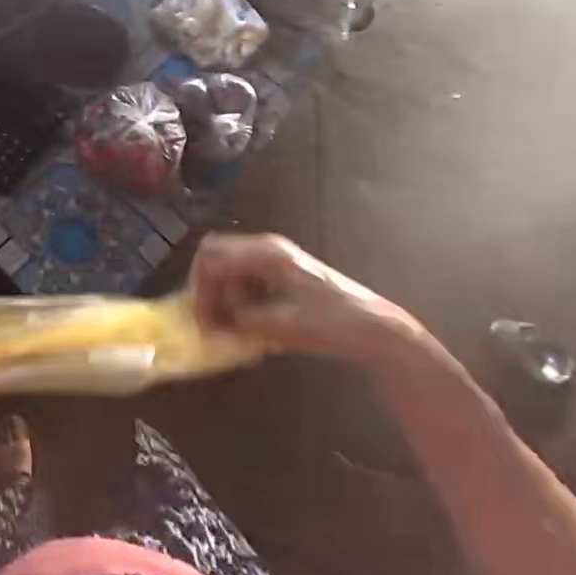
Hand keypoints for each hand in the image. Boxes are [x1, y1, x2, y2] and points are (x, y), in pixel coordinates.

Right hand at [189, 233, 428, 367]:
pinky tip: (247, 318)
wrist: (375, 328)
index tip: (201, 319)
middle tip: (208, 317)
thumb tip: (209, 324)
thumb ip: (239, 320)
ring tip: (230, 322)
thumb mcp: (280, 326)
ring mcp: (274, 255)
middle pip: (214, 254)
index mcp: (266, 254)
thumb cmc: (331, 324)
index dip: (200, 289)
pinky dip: (236, 294)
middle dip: (206, 286)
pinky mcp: (280, 268)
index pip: (212, 259)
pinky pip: (243, 273)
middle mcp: (267, 247)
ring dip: (221, 292)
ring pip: (226, 264)